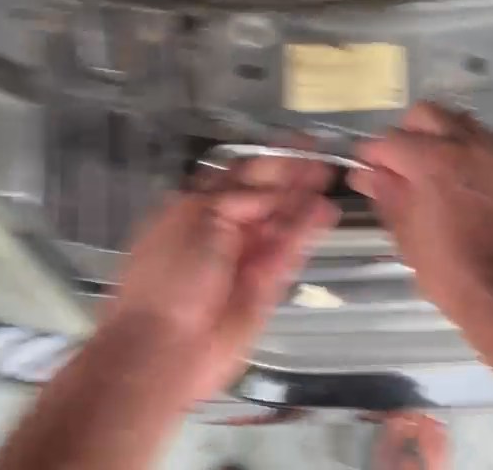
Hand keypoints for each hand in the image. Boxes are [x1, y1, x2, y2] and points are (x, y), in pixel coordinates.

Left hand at [95, 152, 339, 403]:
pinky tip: (325, 212)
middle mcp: (224, 229)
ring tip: (330, 177)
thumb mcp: (198, 218)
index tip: (301, 142)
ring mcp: (246, 257)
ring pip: (281, 220)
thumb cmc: (169, 278)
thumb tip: (274, 190)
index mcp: (197, 209)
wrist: (162, 351)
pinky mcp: (266, 284)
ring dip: (304, 199)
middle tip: (323, 156)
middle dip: (293, 174)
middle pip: (265, 194)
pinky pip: (289, 251)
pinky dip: (307, 230)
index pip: (241, 175)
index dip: (270, 158)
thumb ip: (241, 196)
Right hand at [350, 103, 492, 312]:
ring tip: (436, 166)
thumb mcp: (403, 231)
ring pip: (461, 122)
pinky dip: (472, 151)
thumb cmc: (444, 266)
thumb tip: (366, 173)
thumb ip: (385, 192)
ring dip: (443, 136)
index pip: (390, 140)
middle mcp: (465, 144)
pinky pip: (489, 143)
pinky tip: (466, 177)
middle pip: (427, 114)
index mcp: (432, 160)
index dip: (372, 154)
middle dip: (407, 133)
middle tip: (401, 161)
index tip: (365, 166)